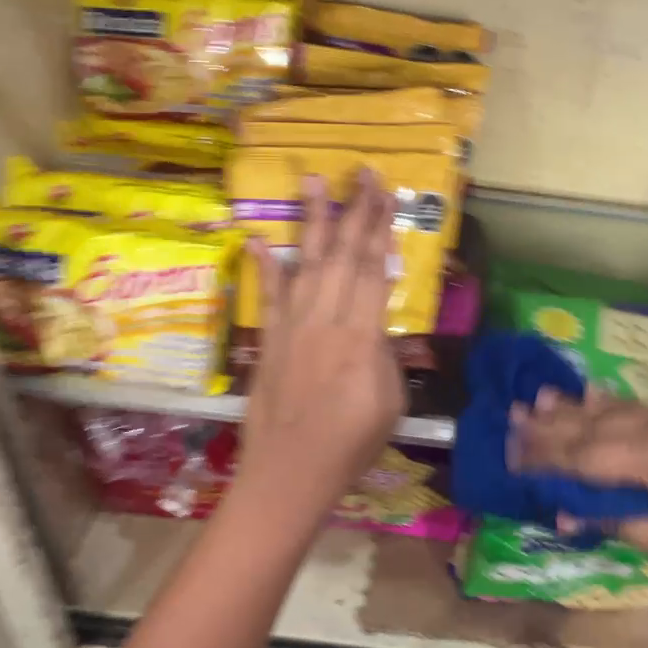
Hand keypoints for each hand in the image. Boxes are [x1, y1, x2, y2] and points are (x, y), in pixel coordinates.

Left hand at [238, 169, 406, 509]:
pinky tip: (256, 237)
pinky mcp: (269, 339)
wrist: (288, 476)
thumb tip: (379, 326)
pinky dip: (262, 265)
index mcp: (361, 337)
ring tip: (314, 181)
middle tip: (363, 171)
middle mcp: (325, 321)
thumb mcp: (390, 403)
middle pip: (343, 255)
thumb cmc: (350, 446)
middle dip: (355, 210)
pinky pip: (267, 295)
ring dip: (311, 220)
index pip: (374, 269)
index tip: (388, 193)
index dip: (381, 228)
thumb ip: (386, 356)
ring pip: (304, 263)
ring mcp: (292, 327)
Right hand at [510, 392, 647, 612]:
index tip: (509, 453)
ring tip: (536, 400)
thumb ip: (618, 520)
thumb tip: (566, 509)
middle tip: (510, 420)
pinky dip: (612, 404)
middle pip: (598, 424)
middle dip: (552, 426)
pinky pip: (643, 409)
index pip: (588, 453)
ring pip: (618, 411)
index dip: (547, 456)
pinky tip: (592, 394)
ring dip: (576, 409)